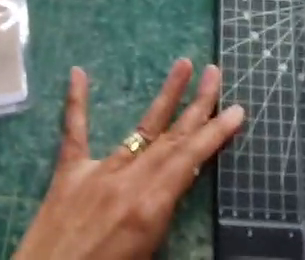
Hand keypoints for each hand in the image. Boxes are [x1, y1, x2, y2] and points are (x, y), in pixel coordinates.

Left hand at [15, 59, 245, 259]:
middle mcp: (129, 180)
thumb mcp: (147, 256)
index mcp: (150, 205)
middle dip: (197, 105)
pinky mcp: (68, 175)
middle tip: (215, 72)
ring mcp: (98, 172)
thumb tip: (176, 185)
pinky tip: (77, 72)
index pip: (190, 159)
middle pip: (172, 137)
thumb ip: (163, 216)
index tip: (237, 110)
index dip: (215, 133)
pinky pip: (75, 133)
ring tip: (183, 63)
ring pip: (140, 128)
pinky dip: (76, 101)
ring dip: (165, 96)